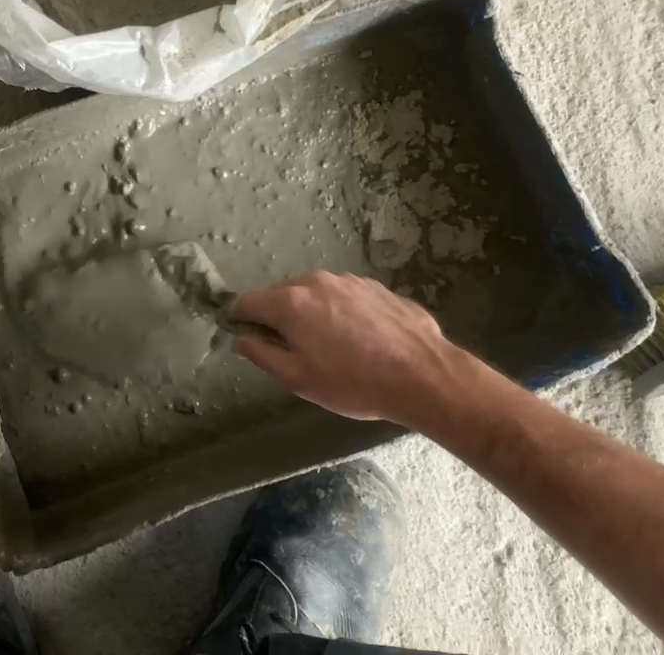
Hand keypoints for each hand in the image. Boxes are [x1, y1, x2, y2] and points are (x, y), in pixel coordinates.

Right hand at [230, 270, 478, 430]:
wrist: (424, 375)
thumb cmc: (354, 383)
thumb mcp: (299, 379)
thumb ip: (262, 354)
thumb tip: (240, 339)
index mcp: (290, 302)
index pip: (247, 302)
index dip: (239, 319)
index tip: (245, 337)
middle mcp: (314, 281)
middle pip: (279, 294)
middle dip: (276, 316)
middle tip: (291, 349)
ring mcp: (347, 280)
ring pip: (313, 292)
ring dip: (309, 312)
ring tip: (330, 345)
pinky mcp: (374, 286)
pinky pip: (343, 295)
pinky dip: (339, 311)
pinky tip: (359, 338)